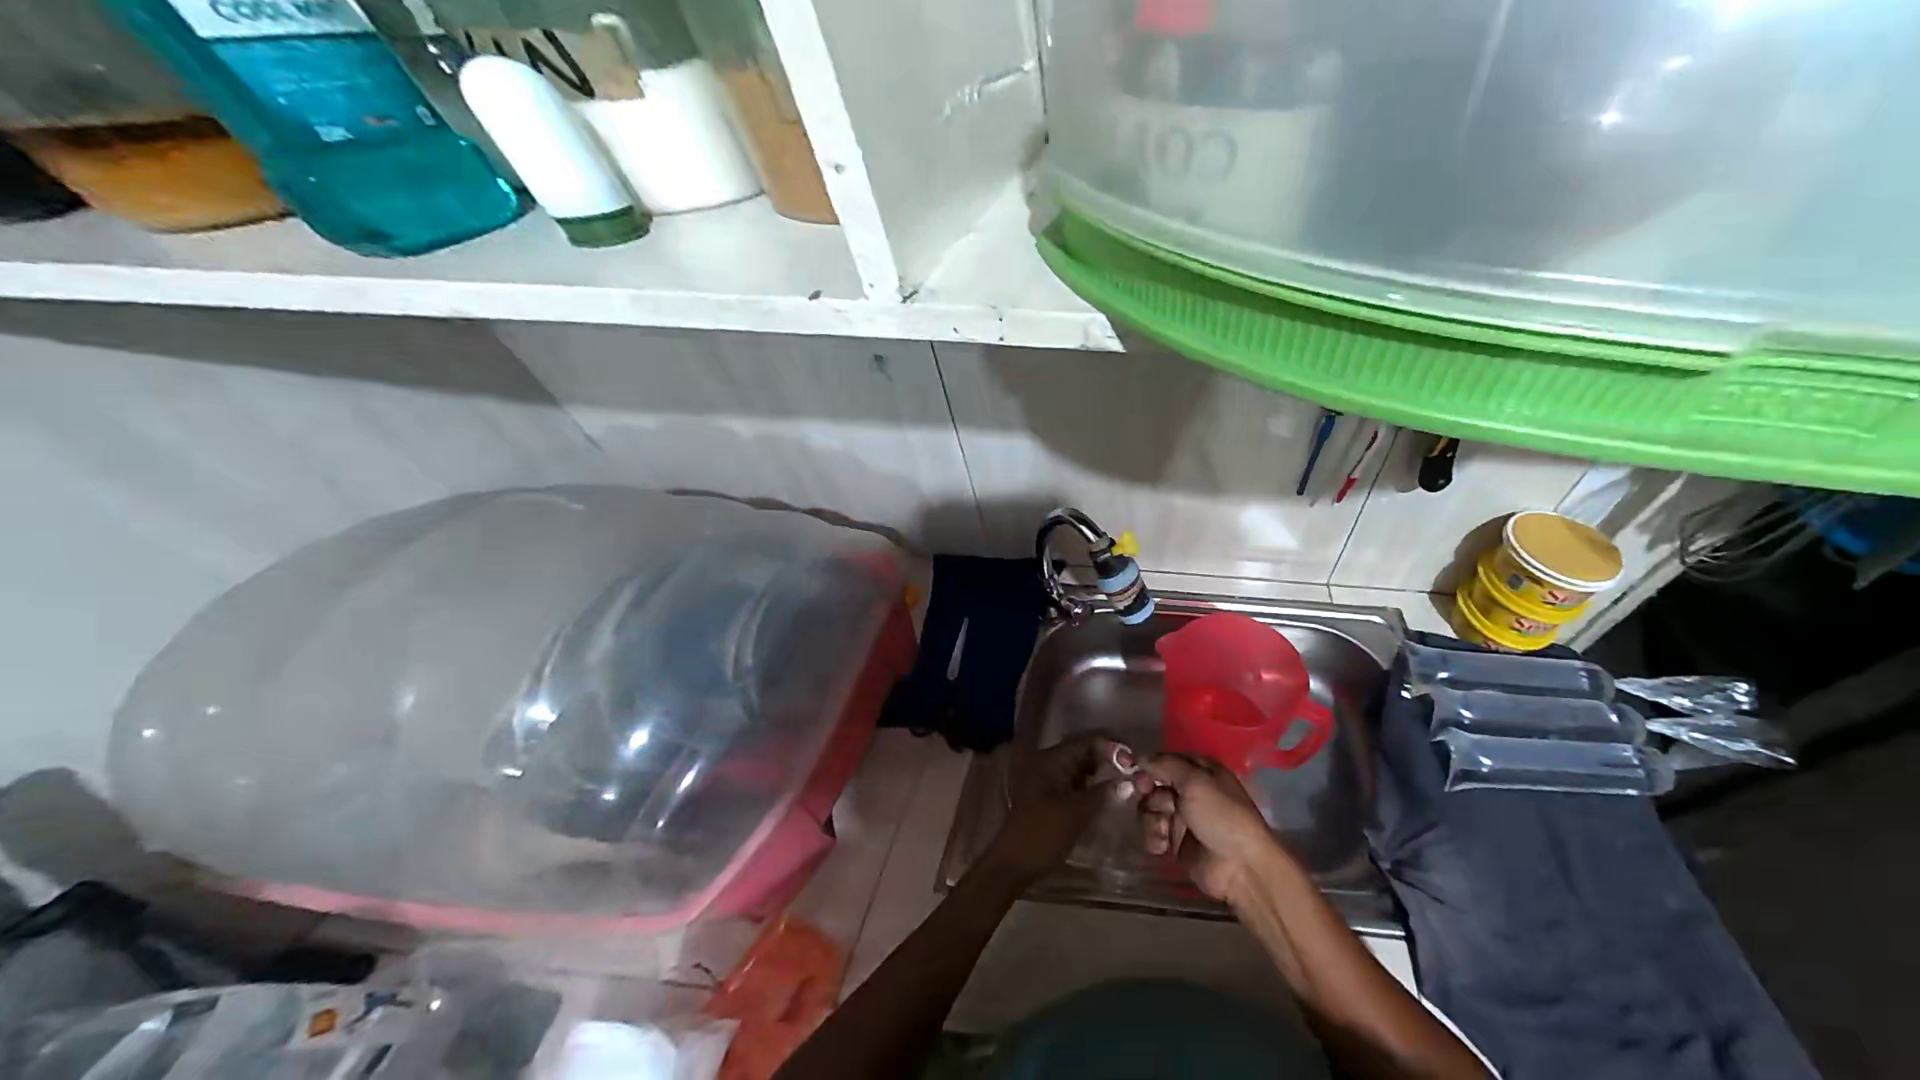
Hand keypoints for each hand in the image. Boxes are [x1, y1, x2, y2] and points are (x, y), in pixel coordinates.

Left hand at [983, 733, 1130, 882]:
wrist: (1012, 865)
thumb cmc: (1042, 834)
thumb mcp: (1076, 813)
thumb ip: (1103, 794)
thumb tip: (1131, 781)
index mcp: (1051, 760)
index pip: (1086, 741)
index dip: (1111, 747)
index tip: (1135, 762)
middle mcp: (1048, 764)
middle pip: (1083, 752)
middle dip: (1108, 760)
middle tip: (1135, 773)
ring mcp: (1047, 782)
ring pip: (1079, 770)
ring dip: (1101, 774)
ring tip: (1127, 785)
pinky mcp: (1048, 799)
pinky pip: (1074, 785)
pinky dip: (1091, 788)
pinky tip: (1108, 800)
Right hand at [1136, 754, 1291, 908]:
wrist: (1241, 868)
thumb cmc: (1221, 816)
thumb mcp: (1196, 782)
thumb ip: (1165, 764)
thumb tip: (1140, 757)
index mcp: (1200, 771)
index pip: (1166, 759)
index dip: (1149, 764)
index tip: (1134, 770)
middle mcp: (1190, 790)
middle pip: (1153, 783)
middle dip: (1148, 792)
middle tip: (1152, 800)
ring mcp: (1182, 816)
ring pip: (1149, 807)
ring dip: (1150, 818)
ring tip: (1163, 831)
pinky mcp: (1175, 841)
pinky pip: (1152, 831)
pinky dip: (1153, 837)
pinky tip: (1162, 846)